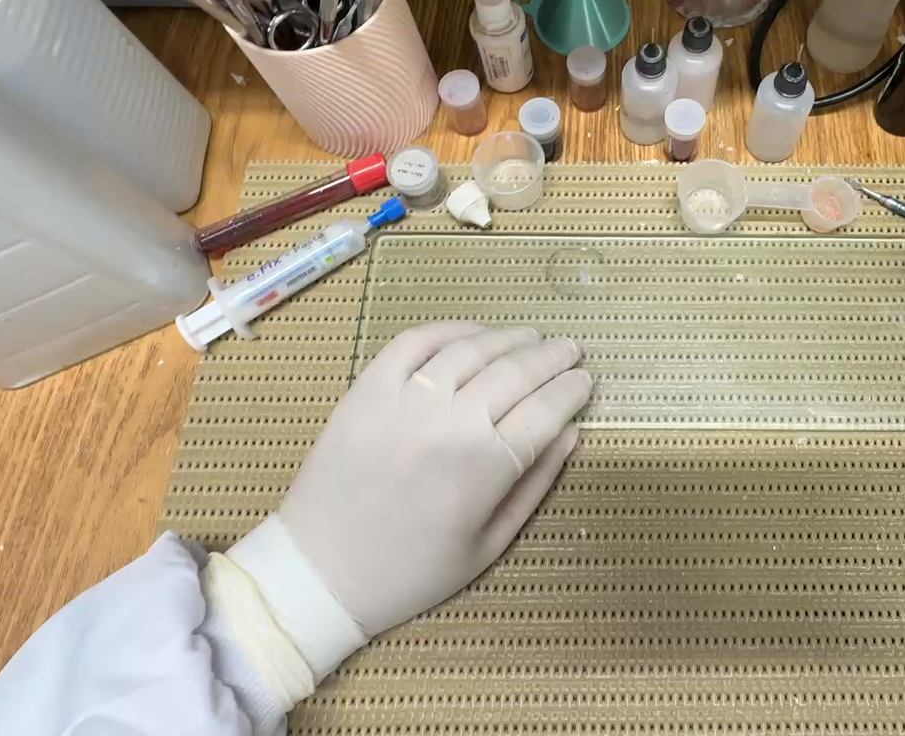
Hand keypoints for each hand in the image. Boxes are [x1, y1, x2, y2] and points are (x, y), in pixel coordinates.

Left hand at [276, 323, 591, 634]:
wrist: (318, 573)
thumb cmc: (412, 570)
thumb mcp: (489, 544)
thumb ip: (535, 484)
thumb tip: (572, 432)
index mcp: (484, 468)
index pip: (547, 409)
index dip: (573, 388)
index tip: (586, 379)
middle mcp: (449, 424)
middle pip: (517, 371)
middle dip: (553, 356)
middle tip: (570, 348)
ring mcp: (404, 400)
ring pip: (471, 349)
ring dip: (510, 337)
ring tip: (530, 336)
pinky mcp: (368, 389)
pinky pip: (415, 342)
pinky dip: (451, 329)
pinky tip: (474, 333)